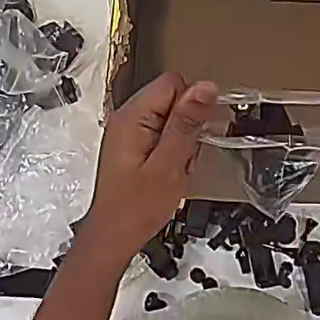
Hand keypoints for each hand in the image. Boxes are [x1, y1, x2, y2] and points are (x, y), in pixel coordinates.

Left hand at [81, 73, 217, 256]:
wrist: (115, 236)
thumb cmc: (136, 208)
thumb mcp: (170, 164)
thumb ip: (187, 123)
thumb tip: (205, 88)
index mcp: (132, 117)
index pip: (173, 83)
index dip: (193, 105)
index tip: (197, 133)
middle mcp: (126, 119)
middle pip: (172, 98)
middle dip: (189, 125)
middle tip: (185, 156)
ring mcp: (129, 132)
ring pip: (171, 117)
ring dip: (183, 140)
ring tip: (176, 166)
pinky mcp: (134, 145)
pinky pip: (164, 134)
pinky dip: (174, 150)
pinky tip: (171, 170)